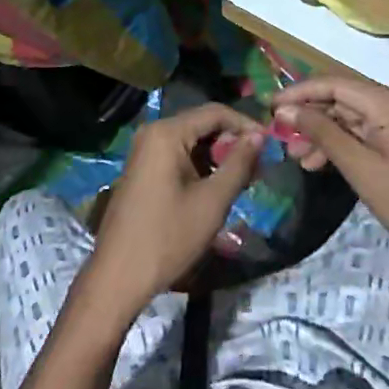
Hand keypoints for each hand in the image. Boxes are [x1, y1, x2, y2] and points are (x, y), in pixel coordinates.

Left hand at [87, 103, 265, 309]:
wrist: (118, 276)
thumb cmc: (168, 237)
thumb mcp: (212, 201)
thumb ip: (238, 164)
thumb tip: (259, 135)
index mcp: (167, 133)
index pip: (215, 112)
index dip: (245, 124)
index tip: (269, 145)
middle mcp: (153, 132)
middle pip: (202, 124)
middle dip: (232, 142)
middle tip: (259, 167)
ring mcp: (144, 150)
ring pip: (191, 141)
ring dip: (217, 156)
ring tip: (244, 180)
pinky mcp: (142, 168)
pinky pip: (178, 155)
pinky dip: (200, 165)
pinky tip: (217, 187)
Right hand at [275, 77, 388, 281]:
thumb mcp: (361, 170)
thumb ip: (323, 134)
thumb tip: (287, 111)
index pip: (336, 84)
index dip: (300, 93)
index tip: (270, 107)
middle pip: (344, 99)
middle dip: (311, 117)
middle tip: (281, 138)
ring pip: (353, 116)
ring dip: (325, 133)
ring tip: (297, 157)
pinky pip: (368, 130)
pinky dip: (345, 143)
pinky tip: (322, 163)